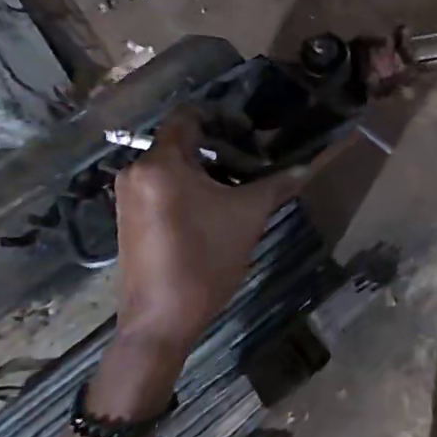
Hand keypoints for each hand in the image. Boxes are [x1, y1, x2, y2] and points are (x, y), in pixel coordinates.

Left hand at [109, 110, 315, 352]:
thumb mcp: (248, 216)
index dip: (222, 118)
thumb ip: (277, 184)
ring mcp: (130, 197)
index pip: (188, 117)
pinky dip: (191, 189)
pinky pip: (164, 188)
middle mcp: (137, 172)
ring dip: (209, 171)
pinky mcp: (131, 219)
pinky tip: (218, 209)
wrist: (161, 320)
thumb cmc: (204, 258)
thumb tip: (307, 167)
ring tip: (242, 188)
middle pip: (183, 143)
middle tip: (255, 164)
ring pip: (175, 167)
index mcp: (161, 164)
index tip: (250, 132)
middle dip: (222, 149)